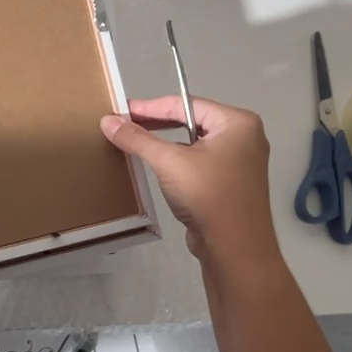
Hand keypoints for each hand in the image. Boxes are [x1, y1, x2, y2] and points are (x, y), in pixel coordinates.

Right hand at [100, 96, 277, 262]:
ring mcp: (240, 160)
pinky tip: (157, 165)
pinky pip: (199, 160)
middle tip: (125, 126)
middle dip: (157, 123)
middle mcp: (244, 136)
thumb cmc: (207, 194)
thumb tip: (107, 121)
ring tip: (136, 143)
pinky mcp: (232, 182)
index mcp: (237, 123)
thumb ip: (137, 139)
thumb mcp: (168, 162)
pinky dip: (177, 159)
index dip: (150, 107)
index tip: (121, 111)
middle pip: (191, 121)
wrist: (234, 246)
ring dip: (165, 142)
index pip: (186, 105)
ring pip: (194, 142)